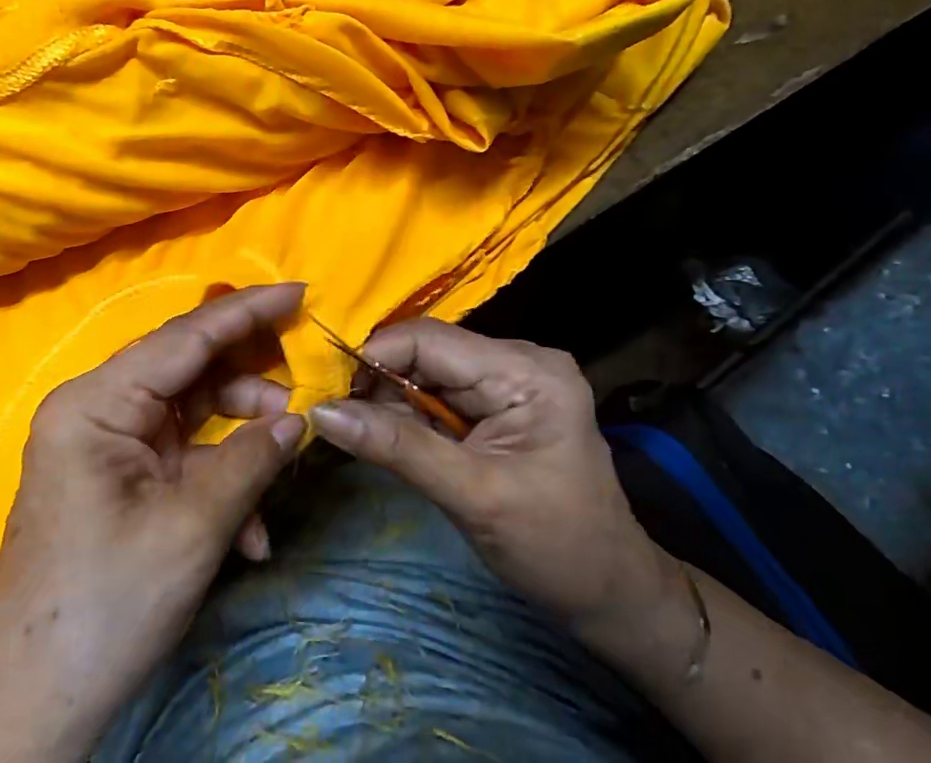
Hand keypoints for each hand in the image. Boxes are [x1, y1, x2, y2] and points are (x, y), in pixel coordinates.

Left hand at [0, 283, 308, 762]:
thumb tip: (300, 419)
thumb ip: (252, 458)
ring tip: (282, 469)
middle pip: (190, 371)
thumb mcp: (193, 525)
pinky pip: (186, 459)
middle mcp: (99, 412)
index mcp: (97, 404)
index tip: (300, 292)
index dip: (247, 312)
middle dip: (251, 383)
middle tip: (305, 382)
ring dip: (244, 443)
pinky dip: (224, 481)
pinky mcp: (122, 481)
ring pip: (195, 417)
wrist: (36, 705)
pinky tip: (251, 534)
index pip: (185, 337)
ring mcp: (110, 448)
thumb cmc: (106, 603)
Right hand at [308, 319, 702, 669]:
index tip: (326, 391)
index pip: (432, 340)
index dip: (374, 357)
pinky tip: (388, 436)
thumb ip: (398, 448)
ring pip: (431, 374)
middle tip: (334, 417)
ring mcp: (513, 381)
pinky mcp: (503, 405)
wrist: (607, 589)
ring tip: (355, 430)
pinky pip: (444, 396)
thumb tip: (323, 412)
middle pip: (429, 353)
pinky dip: (412, 415)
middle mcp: (521, 361)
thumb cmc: (554, 546)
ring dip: (391, 400)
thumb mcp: (473, 496)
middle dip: (379, 381)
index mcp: (528, 371)